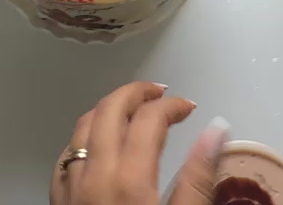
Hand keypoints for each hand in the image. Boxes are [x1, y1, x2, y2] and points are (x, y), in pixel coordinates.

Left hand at [51, 81, 229, 204]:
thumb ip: (199, 177)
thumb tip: (217, 129)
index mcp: (129, 177)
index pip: (151, 116)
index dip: (173, 105)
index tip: (190, 109)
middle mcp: (94, 174)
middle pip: (111, 107)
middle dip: (138, 92)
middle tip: (162, 95)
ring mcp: (70, 190)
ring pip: (83, 125)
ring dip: (109, 109)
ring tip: (133, 111)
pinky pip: (66, 157)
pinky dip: (85, 138)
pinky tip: (99, 146)